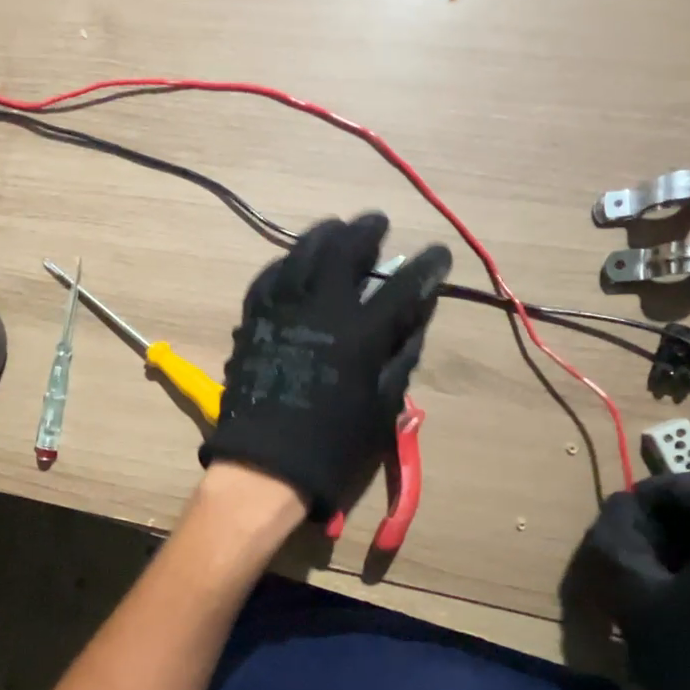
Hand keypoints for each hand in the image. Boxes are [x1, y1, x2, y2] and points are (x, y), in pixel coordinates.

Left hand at [199, 214, 450, 517]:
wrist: (265, 466)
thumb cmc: (332, 447)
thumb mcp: (382, 408)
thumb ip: (400, 359)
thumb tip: (413, 323)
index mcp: (361, 334)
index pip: (403, 286)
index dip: (425, 268)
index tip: (437, 255)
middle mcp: (320, 310)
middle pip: (343, 251)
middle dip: (365, 231)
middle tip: (376, 223)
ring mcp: (281, 313)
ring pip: (300, 256)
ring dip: (323, 237)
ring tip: (336, 230)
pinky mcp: (253, 323)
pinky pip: (268, 279)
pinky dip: (285, 264)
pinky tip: (293, 262)